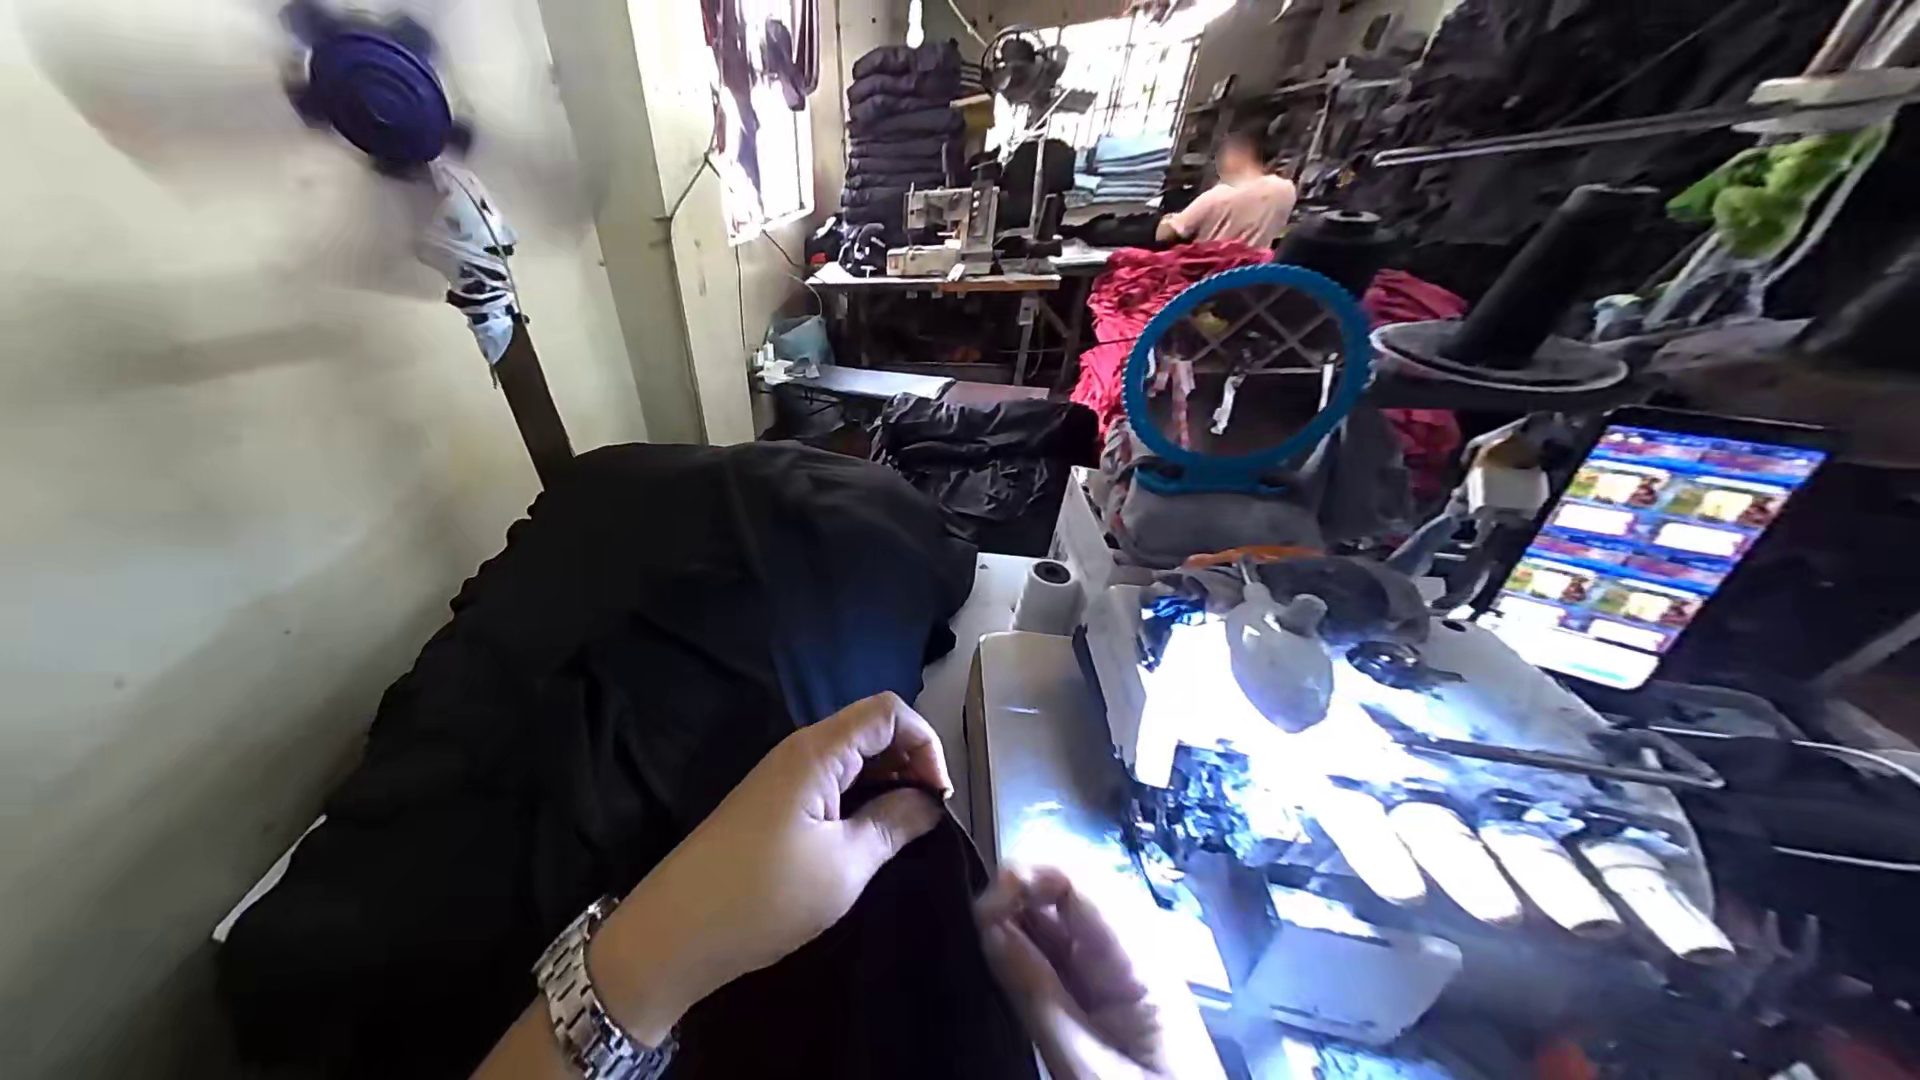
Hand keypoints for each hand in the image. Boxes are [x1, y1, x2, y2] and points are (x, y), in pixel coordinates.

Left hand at [587, 692, 950, 1043]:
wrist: (671, 934)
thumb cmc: (763, 897)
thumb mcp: (843, 866)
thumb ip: (894, 824)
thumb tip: (931, 803)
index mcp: (819, 750)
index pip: (889, 711)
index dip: (925, 742)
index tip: (939, 793)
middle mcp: (803, 747)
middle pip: (872, 725)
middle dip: (911, 757)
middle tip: (930, 809)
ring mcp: (787, 770)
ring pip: (854, 750)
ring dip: (889, 775)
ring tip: (909, 819)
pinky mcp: (778, 795)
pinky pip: (834, 773)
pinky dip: (864, 789)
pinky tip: (873, 824)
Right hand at [976, 866, 1176, 1079]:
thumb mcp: (1085, 1069)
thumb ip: (1036, 993)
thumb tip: (988, 925)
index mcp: (1132, 953)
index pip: (1073, 878)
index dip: (1023, 878)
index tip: (981, 917)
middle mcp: (1126, 943)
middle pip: (1064, 888)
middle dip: (1015, 896)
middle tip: (975, 934)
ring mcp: (1116, 965)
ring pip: (1058, 916)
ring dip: (1017, 921)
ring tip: (981, 948)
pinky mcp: (1106, 989)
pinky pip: (1061, 949)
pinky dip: (1028, 948)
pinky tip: (1003, 964)